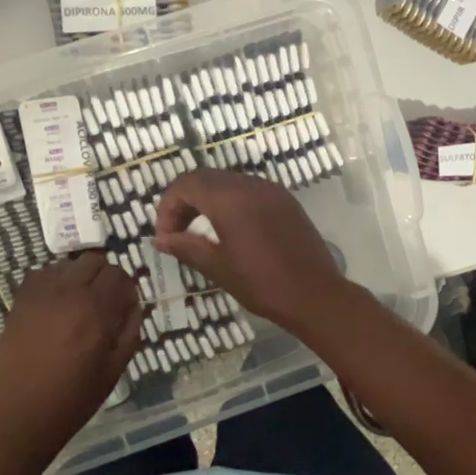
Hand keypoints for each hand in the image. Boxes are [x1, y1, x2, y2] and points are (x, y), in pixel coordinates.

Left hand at [0, 253, 141, 441]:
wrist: (20, 415)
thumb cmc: (73, 399)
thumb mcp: (114, 369)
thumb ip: (129, 331)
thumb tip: (134, 305)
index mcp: (96, 311)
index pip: (120, 276)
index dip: (127, 288)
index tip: (126, 305)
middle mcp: (68, 293)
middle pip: (94, 261)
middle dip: (104, 277)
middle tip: (104, 302)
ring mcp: (39, 294)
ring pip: (67, 265)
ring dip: (78, 277)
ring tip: (78, 303)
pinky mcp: (19, 301)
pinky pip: (40, 274)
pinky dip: (53, 281)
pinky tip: (54, 305)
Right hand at [153, 170, 354, 330]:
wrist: (315, 295)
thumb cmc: (262, 284)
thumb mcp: (218, 268)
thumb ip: (185, 247)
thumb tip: (160, 239)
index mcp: (230, 199)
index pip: (185, 184)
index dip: (167, 207)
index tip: (165, 237)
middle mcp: (250, 185)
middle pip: (205, 178)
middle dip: (184, 202)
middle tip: (176, 234)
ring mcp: (272, 191)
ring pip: (228, 182)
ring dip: (207, 201)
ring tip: (200, 234)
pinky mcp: (286, 202)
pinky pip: (249, 191)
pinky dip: (230, 203)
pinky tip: (230, 231)